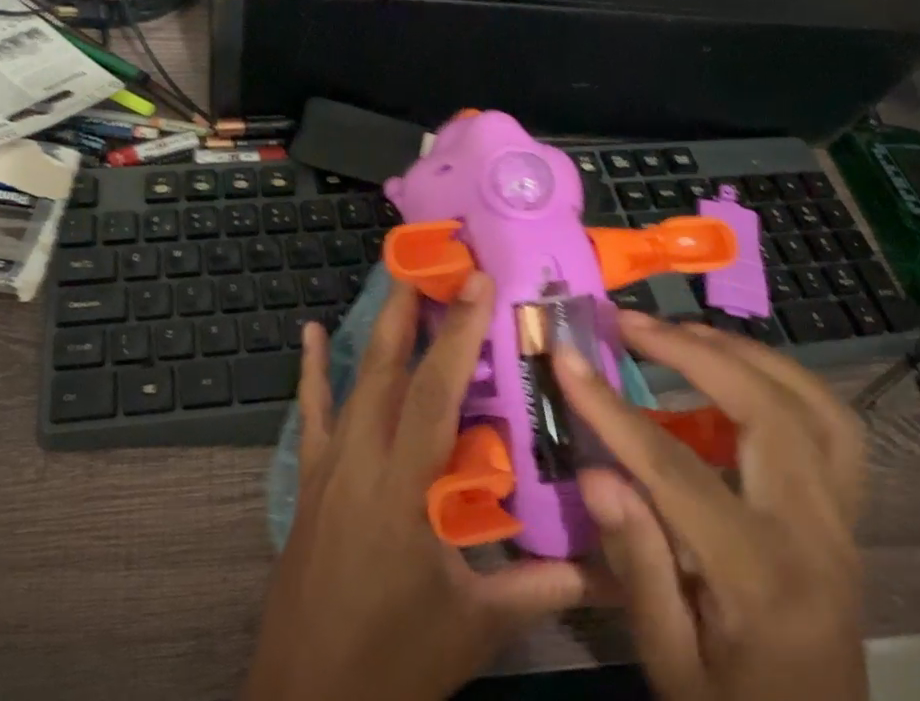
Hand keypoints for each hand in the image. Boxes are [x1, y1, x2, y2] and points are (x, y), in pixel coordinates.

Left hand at [243, 274, 590, 700]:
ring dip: (373, 333)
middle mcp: (358, 464)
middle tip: (432, 262)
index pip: (432, 395)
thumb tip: (614, 569)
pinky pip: (311, 417)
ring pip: (349, 384)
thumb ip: (543, 588)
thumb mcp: (476, 626)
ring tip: (393, 283)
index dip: (457, 335)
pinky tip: (309, 337)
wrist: (305, 696)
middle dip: (409, 313)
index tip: (476, 283)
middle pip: (384, 372)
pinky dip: (313, 373)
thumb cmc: (393, 659)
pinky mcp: (307, 486)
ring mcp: (326, 471)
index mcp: (402, 490)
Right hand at [552, 312, 868, 700]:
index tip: (567, 360)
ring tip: (682, 331)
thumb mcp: (668, 661)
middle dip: (693, 353)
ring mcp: (845, 522)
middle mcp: (818, 535)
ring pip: (818, 408)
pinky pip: (833, 429)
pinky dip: (785, 384)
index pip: (678, 470)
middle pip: (768, 413)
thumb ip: (637, 567)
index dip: (614, 409)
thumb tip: (596, 474)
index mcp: (761, 576)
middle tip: (628, 323)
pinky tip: (735, 374)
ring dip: (748, 356)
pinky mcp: (849, 518)